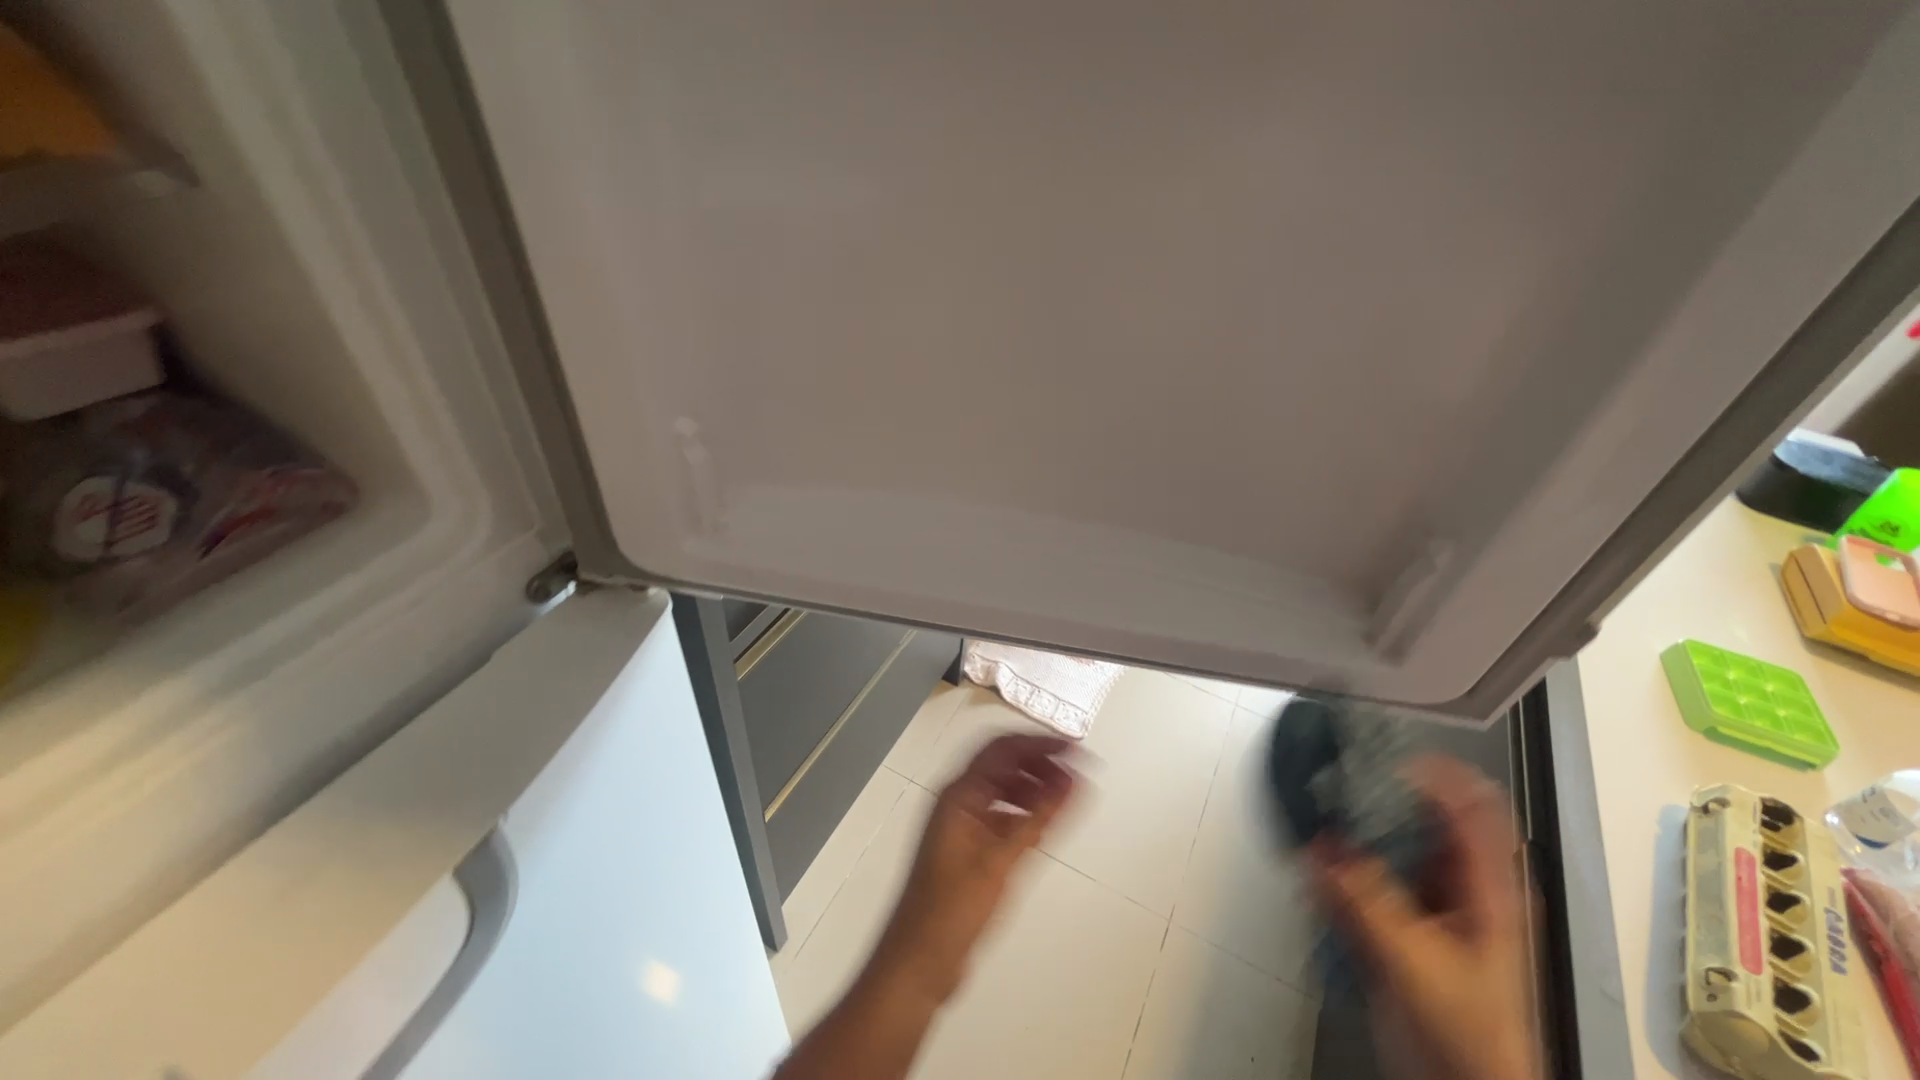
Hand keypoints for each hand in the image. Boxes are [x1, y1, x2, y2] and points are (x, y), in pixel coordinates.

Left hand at [869, 733, 1076, 1005]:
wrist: (918, 962)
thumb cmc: (951, 910)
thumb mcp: (1000, 861)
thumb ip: (1040, 817)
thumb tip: (1073, 779)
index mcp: (957, 795)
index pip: (1002, 749)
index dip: (1040, 743)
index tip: (1076, 748)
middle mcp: (958, 803)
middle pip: (1003, 765)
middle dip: (1040, 763)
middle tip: (1077, 771)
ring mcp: (962, 826)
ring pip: (1003, 791)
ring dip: (1035, 787)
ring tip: (1068, 796)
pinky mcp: (970, 850)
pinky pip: (1002, 817)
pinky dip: (1026, 814)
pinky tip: (1046, 824)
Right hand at [1308, 757, 1540, 1079]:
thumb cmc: (1464, 1031)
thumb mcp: (1416, 964)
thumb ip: (1366, 904)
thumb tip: (1316, 847)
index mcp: (1487, 885)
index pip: (1471, 805)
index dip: (1432, 774)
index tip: (1377, 761)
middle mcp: (1460, 883)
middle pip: (1423, 818)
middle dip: (1376, 799)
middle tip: (1330, 786)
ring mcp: (1430, 904)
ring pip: (1391, 846)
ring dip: (1352, 833)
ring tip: (1311, 820)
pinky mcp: (1402, 925)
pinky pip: (1369, 879)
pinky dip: (1342, 867)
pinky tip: (1311, 866)